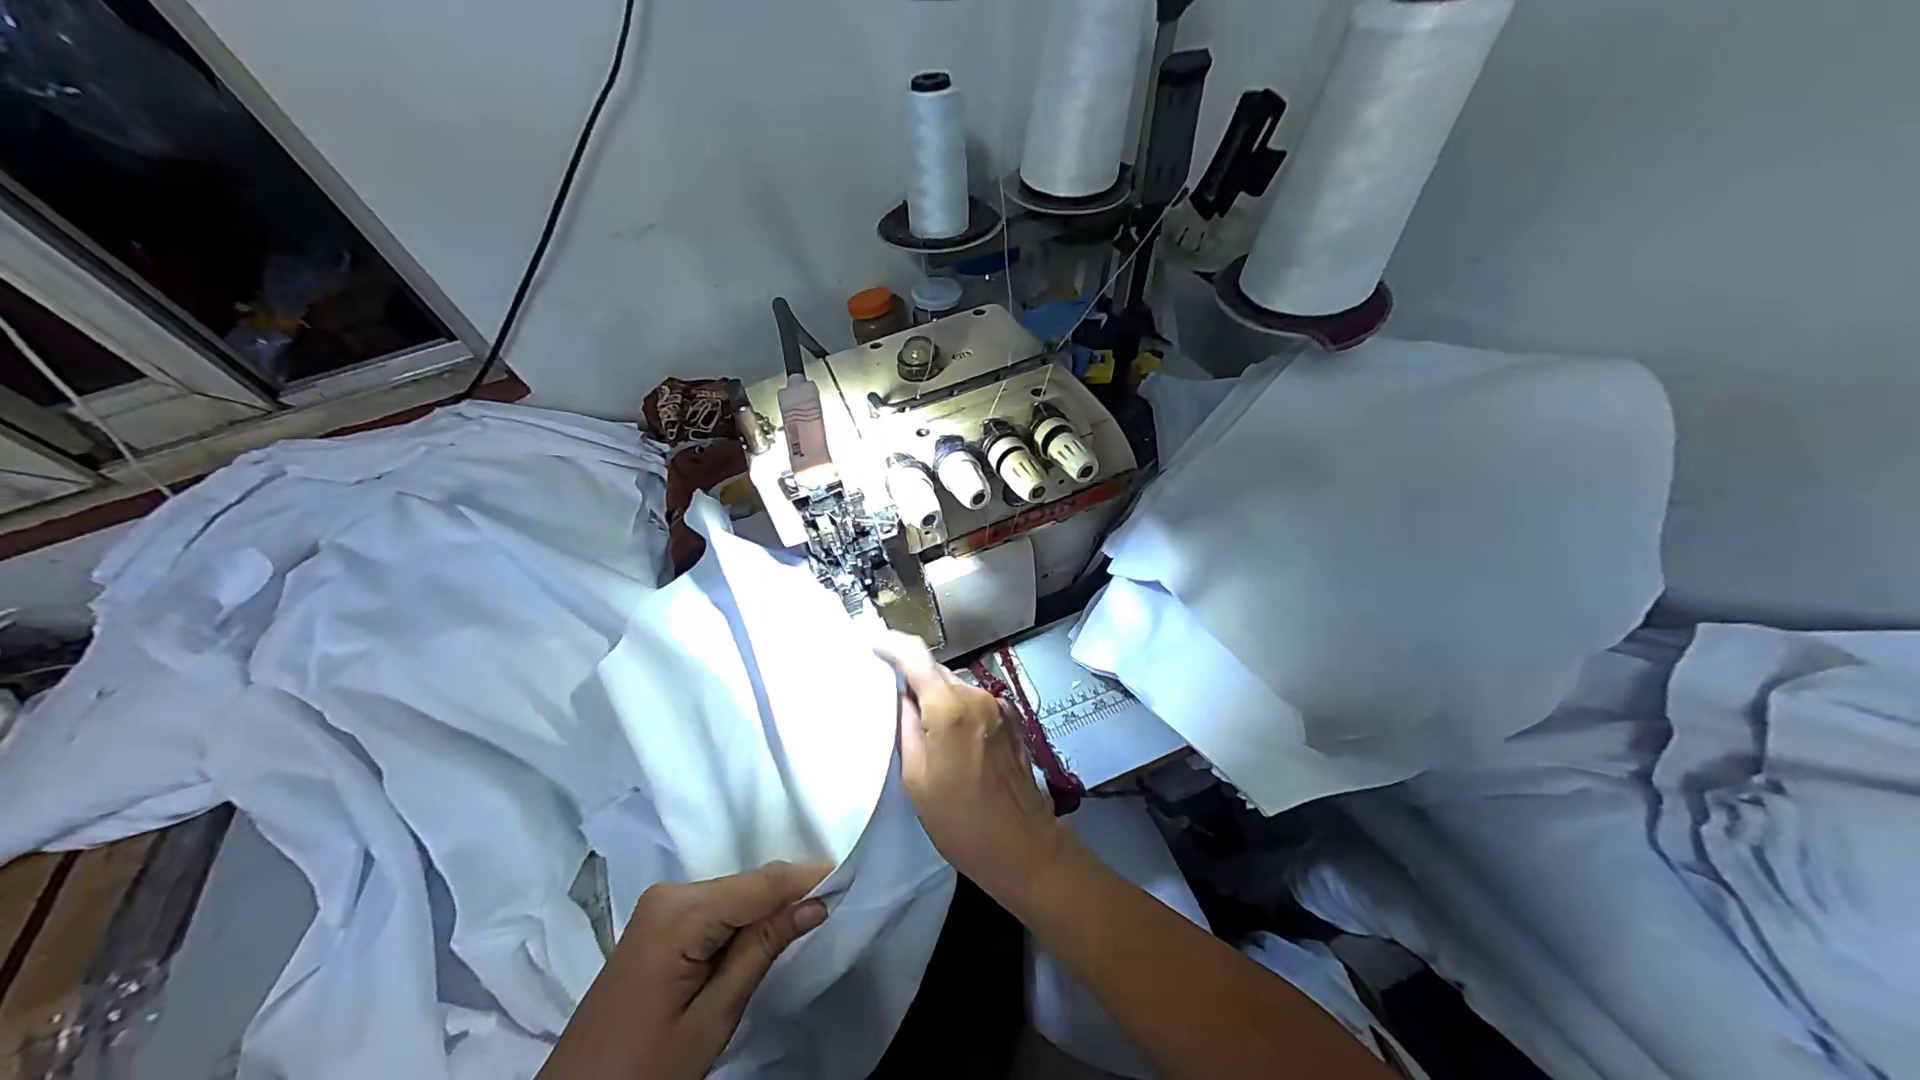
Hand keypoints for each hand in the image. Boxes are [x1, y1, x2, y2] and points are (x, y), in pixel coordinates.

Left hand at [539, 861, 830, 1079]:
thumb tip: (816, 902)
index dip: (809, 877)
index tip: (854, 876)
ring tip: (813, 917)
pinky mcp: (658, 923)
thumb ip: (762, 949)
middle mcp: (669, 895)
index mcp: (678, 914)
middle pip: (749, 883)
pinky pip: (717, 907)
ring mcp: (660, 907)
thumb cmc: (644, 1070)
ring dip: (772, 905)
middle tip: (840, 902)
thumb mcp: (712, 1017)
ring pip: (736, 893)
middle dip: (793, 891)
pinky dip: (746, 917)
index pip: (761, 883)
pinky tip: (769, 931)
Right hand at [874, 631, 1065, 905]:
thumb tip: (900, 694)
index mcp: (950, 707)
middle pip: (936, 671)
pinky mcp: (1010, 720)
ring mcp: (998, 707)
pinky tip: (946, 736)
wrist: (1021, 846)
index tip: (871, 643)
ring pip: (955, 687)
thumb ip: (906, 725)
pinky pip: (973, 703)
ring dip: (934, 696)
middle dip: (911, 676)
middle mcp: (977, 696)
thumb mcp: (915, 776)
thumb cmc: (959, 819)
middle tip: (885, 691)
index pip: (915, 655)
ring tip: (915, 722)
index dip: (890, 644)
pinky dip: (955, 709)